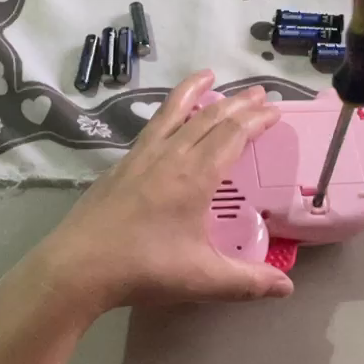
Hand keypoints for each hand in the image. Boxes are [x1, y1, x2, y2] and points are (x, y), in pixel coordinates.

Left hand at [14, 71, 294, 318]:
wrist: (76, 268)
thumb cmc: (143, 269)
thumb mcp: (202, 279)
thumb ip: (248, 281)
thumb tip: (287, 287)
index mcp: (195, 176)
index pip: (233, 135)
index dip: (257, 120)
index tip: (275, 110)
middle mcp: (169, 156)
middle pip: (209, 118)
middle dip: (238, 103)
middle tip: (259, 93)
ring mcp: (139, 158)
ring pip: (172, 113)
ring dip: (194, 92)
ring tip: (207, 75)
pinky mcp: (119, 167)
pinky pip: (151, 128)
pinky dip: (167, 113)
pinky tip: (165, 121)